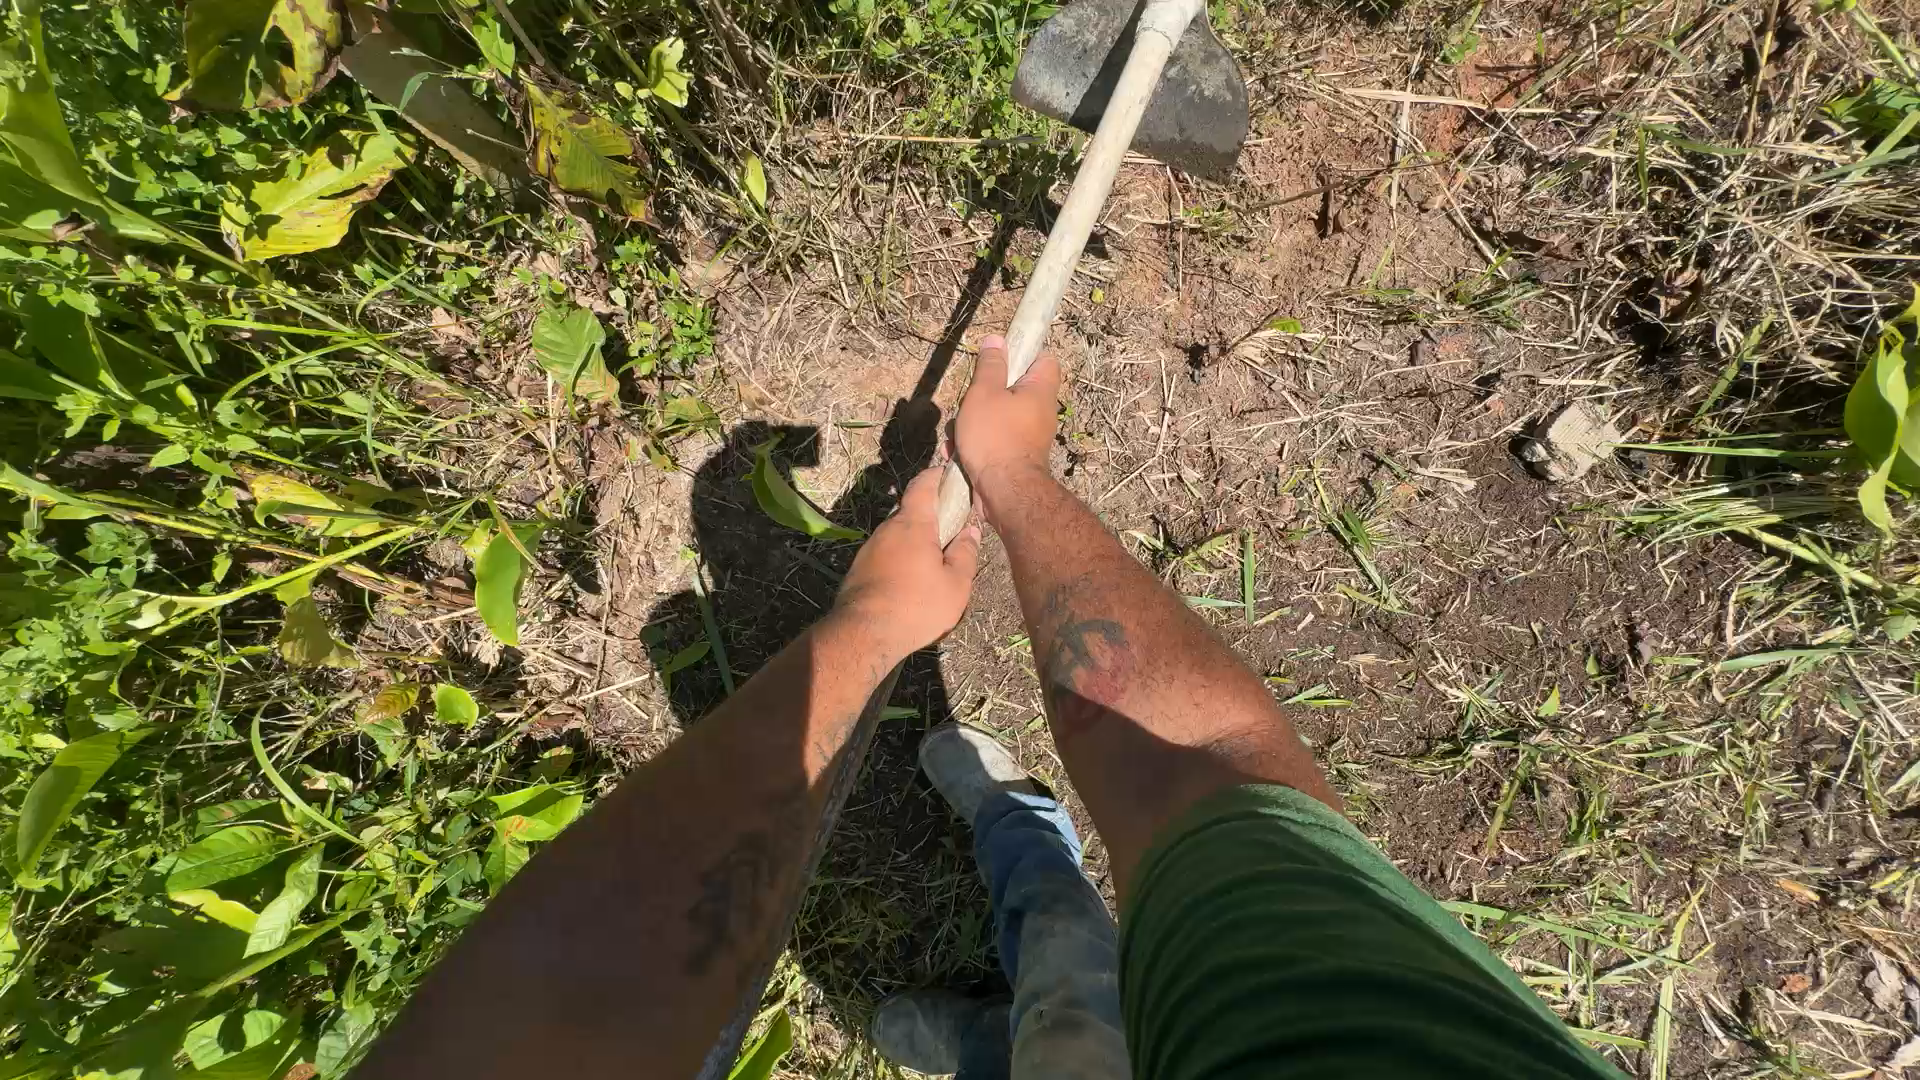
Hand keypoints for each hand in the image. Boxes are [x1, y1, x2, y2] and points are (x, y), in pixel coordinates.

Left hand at [828, 463, 982, 662]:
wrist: (864, 634)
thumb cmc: (917, 606)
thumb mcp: (956, 584)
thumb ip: (966, 553)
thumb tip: (971, 531)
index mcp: (913, 525)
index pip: (922, 486)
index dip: (936, 476)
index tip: (948, 474)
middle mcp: (887, 530)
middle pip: (911, 514)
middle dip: (930, 519)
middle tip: (951, 534)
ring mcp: (869, 549)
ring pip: (897, 538)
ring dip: (914, 544)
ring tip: (932, 567)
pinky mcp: (859, 570)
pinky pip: (885, 556)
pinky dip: (900, 561)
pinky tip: (910, 585)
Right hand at [954, 334, 1061, 517]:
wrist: (1004, 492)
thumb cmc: (996, 437)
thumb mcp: (985, 393)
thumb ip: (990, 366)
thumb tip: (996, 340)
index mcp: (1040, 390)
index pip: (1044, 359)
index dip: (1023, 355)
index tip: (999, 360)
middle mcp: (1040, 413)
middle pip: (1011, 390)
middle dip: (984, 396)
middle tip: (970, 403)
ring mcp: (1028, 437)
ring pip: (997, 418)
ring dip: (972, 424)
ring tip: (958, 435)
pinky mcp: (1015, 458)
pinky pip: (993, 442)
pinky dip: (975, 445)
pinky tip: (957, 454)